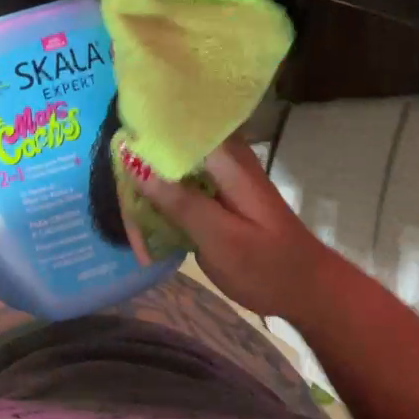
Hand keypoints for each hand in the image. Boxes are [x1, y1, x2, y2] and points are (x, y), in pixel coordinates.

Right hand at [128, 137, 334, 321]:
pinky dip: (156, 201)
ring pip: (165, 167)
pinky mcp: (210, 195)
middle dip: (135, 167)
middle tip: (113, 194)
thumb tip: (131, 160)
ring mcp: (215, 176)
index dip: (140, 127)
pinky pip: (173, 186)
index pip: (174, 124)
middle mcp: (219, 157)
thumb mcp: (220, 238)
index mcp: (225, 157)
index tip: (109, 142)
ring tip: (124, 214)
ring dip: (143, 187)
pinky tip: (139, 221)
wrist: (309, 294)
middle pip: (164, 146)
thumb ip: (177, 200)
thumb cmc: (269, 266)